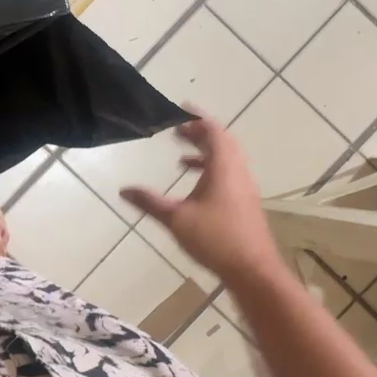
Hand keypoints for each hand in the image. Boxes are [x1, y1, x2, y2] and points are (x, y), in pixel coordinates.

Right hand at [122, 115, 284, 285]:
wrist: (252, 269)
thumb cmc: (215, 238)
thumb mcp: (176, 219)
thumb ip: (149, 202)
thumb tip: (123, 190)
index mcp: (223, 168)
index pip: (213, 131)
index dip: (197, 118)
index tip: (181, 108)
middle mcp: (238, 172)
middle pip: (223, 142)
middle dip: (200, 132)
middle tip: (178, 129)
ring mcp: (244, 188)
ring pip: (228, 159)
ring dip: (206, 151)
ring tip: (182, 155)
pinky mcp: (245, 202)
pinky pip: (229, 173)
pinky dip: (212, 169)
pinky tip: (196, 184)